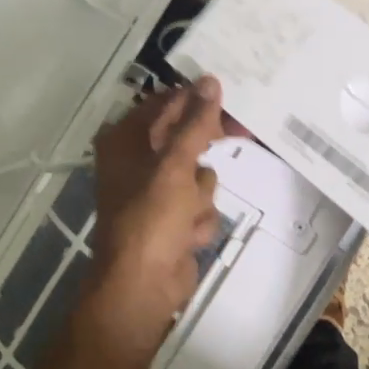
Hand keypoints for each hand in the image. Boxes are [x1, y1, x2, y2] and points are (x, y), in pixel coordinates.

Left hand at [84, 76, 225, 358]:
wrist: (142, 287)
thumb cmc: (151, 217)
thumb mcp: (175, 164)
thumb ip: (195, 123)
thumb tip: (210, 81)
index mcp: (125, 139)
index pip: (167, 103)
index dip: (198, 98)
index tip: (233, 94)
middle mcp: (137, 159)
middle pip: (186, 138)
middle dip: (207, 148)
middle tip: (243, 133)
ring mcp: (156, 191)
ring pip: (199, 175)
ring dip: (201, 194)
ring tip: (188, 213)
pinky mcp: (172, 219)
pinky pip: (200, 204)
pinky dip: (198, 219)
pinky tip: (188, 235)